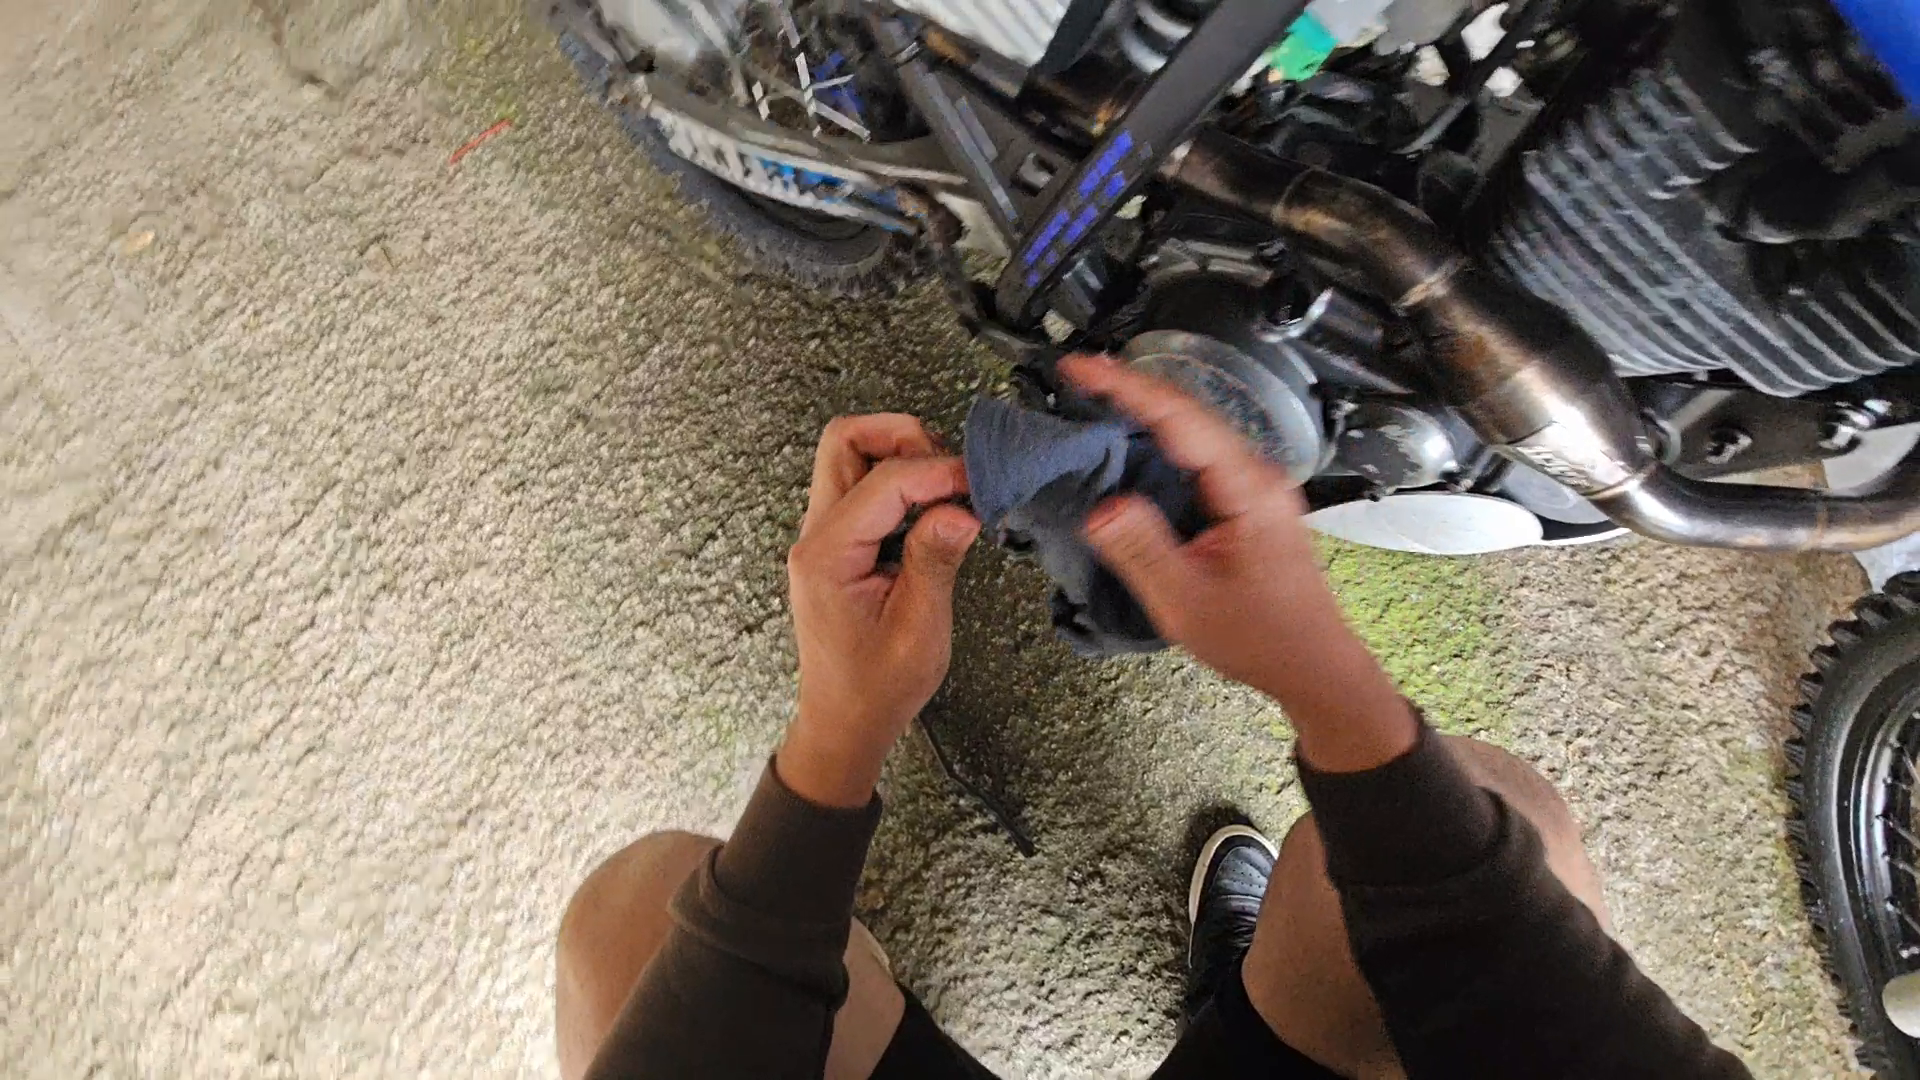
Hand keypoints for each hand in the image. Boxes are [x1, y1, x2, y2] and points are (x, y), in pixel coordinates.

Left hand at [780, 414, 980, 807]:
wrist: (843, 722)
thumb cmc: (878, 687)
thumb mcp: (919, 629)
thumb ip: (935, 559)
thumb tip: (961, 507)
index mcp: (828, 555)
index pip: (884, 480)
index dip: (937, 471)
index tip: (978, 484)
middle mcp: (815, 535)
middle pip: (845, 442)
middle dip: (901, 437)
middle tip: (949, 470)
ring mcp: (822, 537)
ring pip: (849, 457)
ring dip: (899, 456)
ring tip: (946, 490)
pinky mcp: (837, 545)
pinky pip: (861, 488)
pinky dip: (898, 483)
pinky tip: (931, 510)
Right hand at [1062, 354, 1416, 770]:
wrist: (1314, 667)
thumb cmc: (1262, 639)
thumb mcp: (1189, 601)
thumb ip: (1143, 551)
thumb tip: (1100, 506)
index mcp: (1247, 488)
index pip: (1179, 416)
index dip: (1124, 386)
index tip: (1079, 367)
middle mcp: (1254, 475)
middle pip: (1185, 412)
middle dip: (1126, 390)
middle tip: (1074, 378)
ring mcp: (1251, 487)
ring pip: (1188, 433)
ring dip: (1138, 415)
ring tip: (1089, 403)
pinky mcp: (1241, 502)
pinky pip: (1192, 459)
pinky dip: (1152, 446)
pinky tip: (1124, 450)